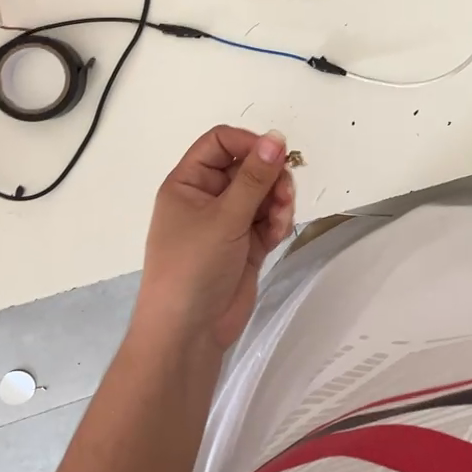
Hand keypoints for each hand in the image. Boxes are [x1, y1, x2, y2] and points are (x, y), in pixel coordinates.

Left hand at [136, 126, 295, 351]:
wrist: (188, 333)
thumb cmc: (193, 267)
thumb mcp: (224, 217)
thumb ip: (255, 177)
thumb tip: (277, 137)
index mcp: (188, 183)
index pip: (220, 143)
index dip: (249, 143)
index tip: (276, 156)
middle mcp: (207, 197)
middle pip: (248, 167)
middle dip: (270, 178)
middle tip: (283, 195)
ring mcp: (227, 222)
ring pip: (263, 194)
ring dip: (278, 202)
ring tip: (279, 220)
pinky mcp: (246, 244)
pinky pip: (268, 219)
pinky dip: (277, 223)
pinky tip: (277, 237)